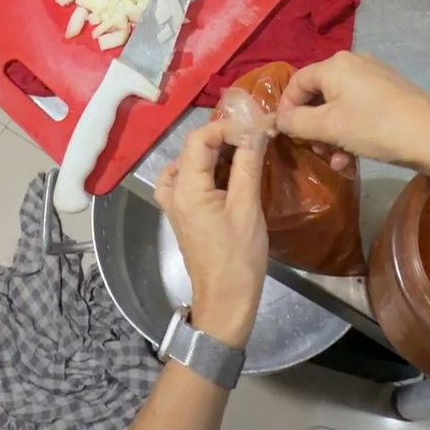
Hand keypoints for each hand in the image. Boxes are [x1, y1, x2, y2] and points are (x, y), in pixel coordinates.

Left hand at [154, 120, 266, 349]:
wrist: (225, 302)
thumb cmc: (238, 257)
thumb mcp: (247, 207)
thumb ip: (248, 164)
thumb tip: (255, 131)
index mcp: (186, 187)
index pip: (200, 138)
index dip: (227, 127)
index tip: (255, 129)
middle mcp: (174, 190)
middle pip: (195, 148)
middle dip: (225, 138)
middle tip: (256, 138)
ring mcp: (175, 202)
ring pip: (192, 161)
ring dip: (218, 153)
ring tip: (246, 153)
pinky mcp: (182, 212)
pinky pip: (190, 178)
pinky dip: (210, 169)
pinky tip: (229, 173)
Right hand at [275, 51, 429, 171]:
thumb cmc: (375, 127)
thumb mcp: (329, 127)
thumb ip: (297, 122)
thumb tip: (279, 120)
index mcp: (335, 65)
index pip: (297, 81)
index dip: (286, 107)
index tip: (284, 133)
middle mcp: (354, 63)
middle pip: (319, 94)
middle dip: (312, 125)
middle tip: (315, 150)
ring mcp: (375, 77)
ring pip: (339, 105)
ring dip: (331, 133)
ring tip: (335, 159)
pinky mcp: (391, 93)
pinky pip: (359, 109)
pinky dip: (350, 130)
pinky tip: (353, 156)